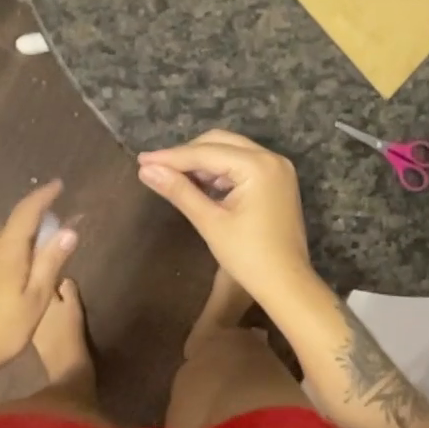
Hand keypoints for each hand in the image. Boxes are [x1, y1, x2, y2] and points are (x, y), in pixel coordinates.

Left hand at [0, 181, 77, 377]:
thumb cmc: (0, 331)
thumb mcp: (35, 300)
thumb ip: (51, 263)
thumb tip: (69, 230)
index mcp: (6, 252)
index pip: (26, 212)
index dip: (43, 197)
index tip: (57, 185)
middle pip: (12, 230)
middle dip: (33, 229)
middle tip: (53, 242)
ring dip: (16, 250)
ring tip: (29, 272)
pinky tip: (3, 288)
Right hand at [137, 130, 316, 302]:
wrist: (286, 284)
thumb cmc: (248, 256)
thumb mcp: (210, 222)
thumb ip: (179, 191)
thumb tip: (147, 170)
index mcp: (258, 165)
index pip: (206, 152)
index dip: (171, 157)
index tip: (142, 161)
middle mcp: (272, 158)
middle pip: (220, 143)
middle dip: (188, 155)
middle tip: (156, 169)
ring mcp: (279, 169)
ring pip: (232, 153)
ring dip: (204, 163)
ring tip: (175, 179)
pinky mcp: (279, 182)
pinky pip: (244, 167)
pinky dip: (221, 173)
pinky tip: (201, 186)